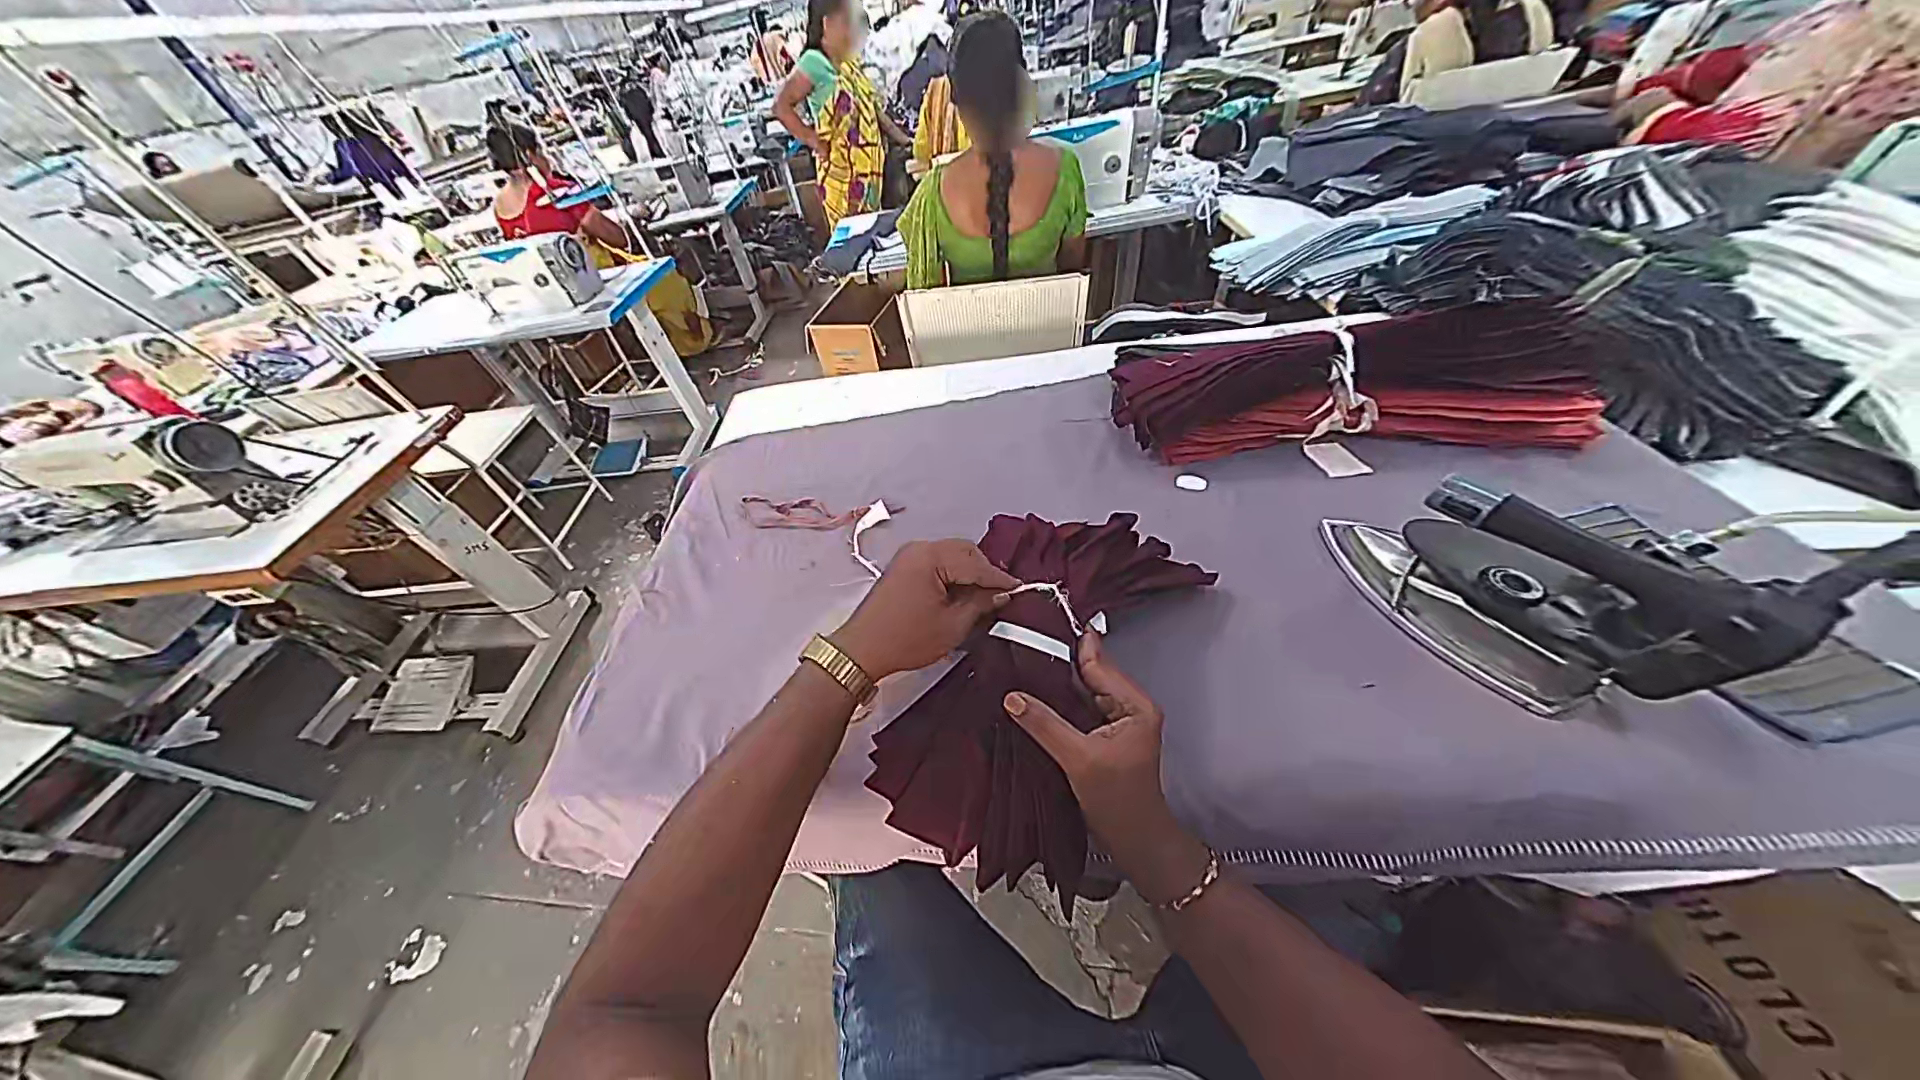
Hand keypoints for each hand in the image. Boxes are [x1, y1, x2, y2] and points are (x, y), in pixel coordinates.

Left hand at [831, 539, 1019, 679]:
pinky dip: (954, 574)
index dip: (1000, 579)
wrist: (863, 650)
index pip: (976, 563)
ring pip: (952, 555)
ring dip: (969, 572)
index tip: (1019, 589)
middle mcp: (919, 549)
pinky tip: (962, 593)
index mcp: (930, 558)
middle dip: (985, 572)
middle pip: (965, 551)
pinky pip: (938, 562)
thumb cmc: (903, 640)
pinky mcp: (904, 568)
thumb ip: (981, 604)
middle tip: (1002, 594)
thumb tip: (1000, 594)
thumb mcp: (953, 626)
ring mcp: (909, 556)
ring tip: (983, 597)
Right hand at [1003, 632, 1211, 905]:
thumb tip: (1012, 697)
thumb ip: (1045, 725)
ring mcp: (1117, 721)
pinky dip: (1058, 703)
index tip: (1043, 623)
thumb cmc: (1119, 801)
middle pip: (1089, 675)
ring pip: (1081, 692)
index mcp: (1136, 705)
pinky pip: (1077, 709)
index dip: (1071, 646)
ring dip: (1056, 684)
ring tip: (1023, 666)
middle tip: (1023, 644)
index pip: (1098, 665)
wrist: (1135, 841)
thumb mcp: (1079, 759)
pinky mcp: (1103, 735)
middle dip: (1059, 664)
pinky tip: (1035, 697)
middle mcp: (1129, 706)